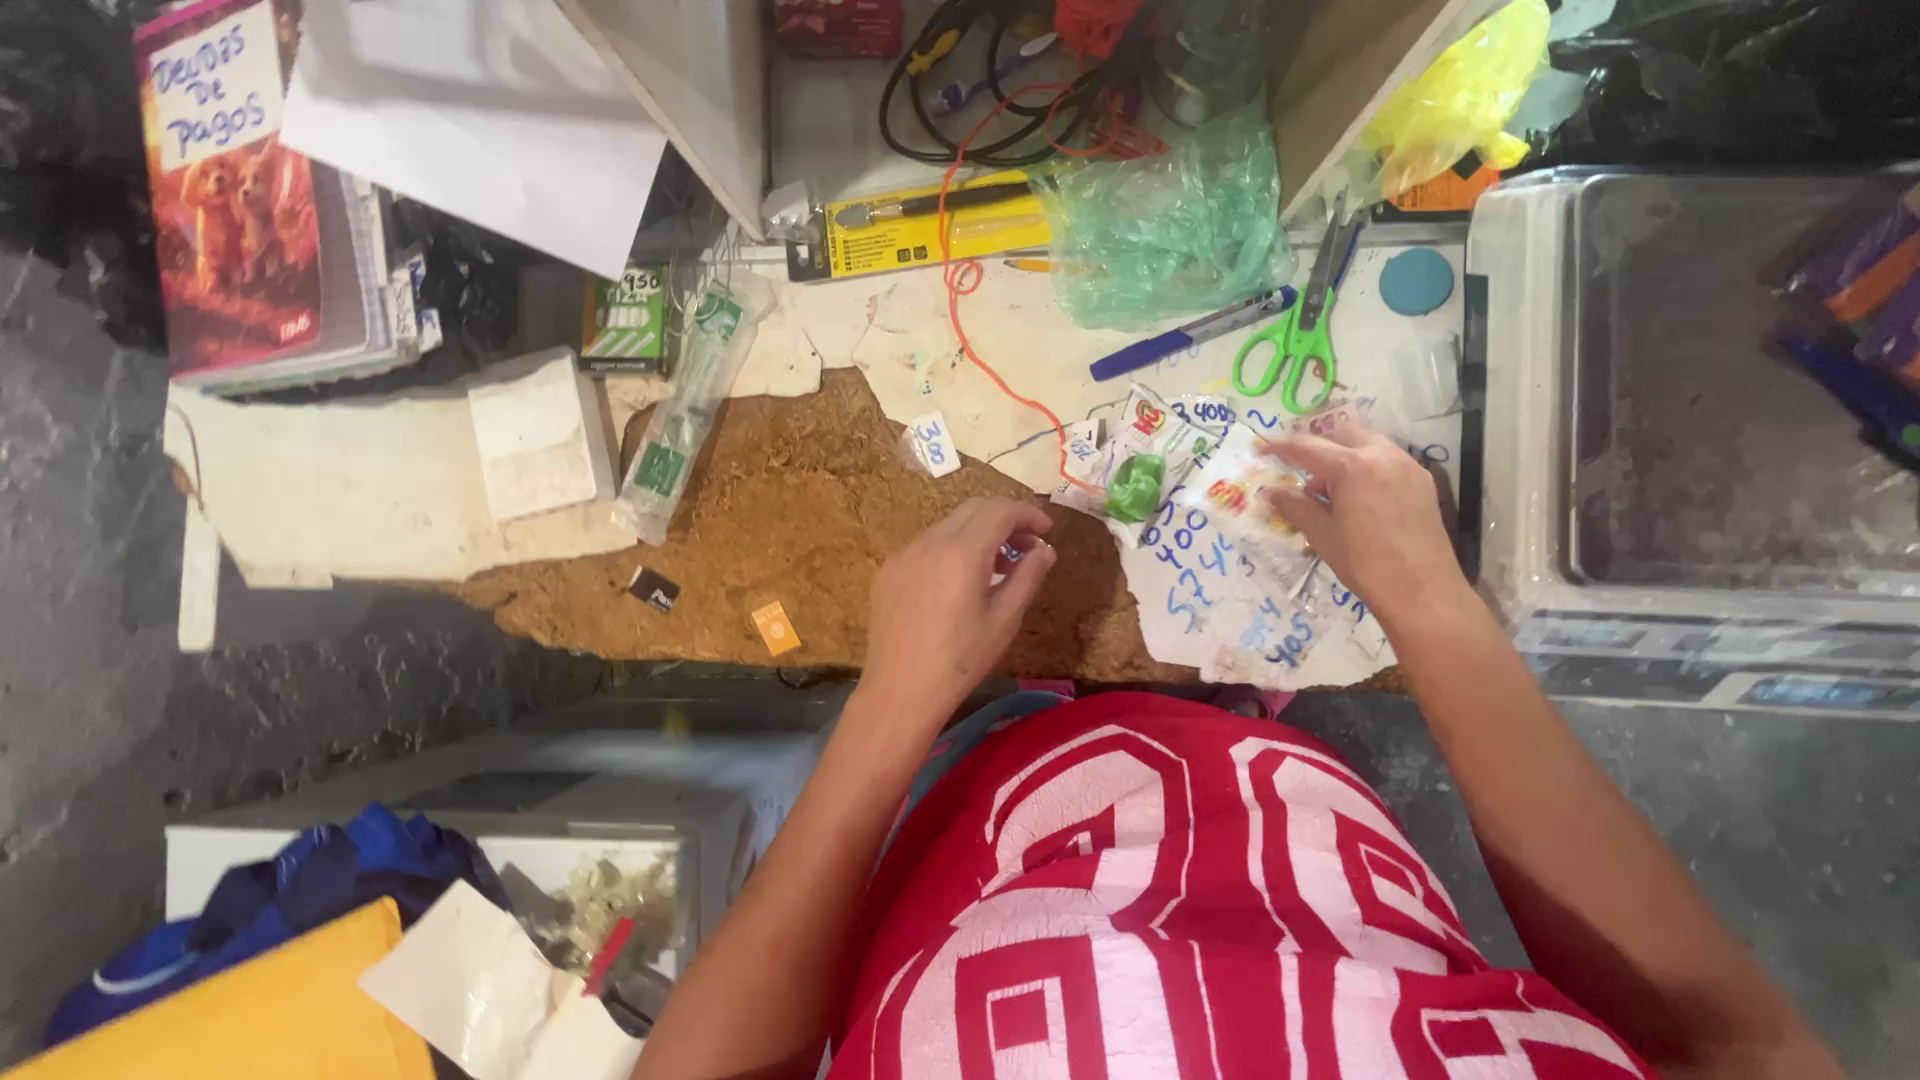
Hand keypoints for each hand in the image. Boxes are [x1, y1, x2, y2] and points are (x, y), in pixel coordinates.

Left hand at [856, 497, 1056, 726]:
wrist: (900, 690)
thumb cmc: (960, 661)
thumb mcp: (1004, 620)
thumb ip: (1028, 576)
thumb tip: (1044, 549)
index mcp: (962, 551)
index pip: (1000, 510)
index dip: (1028, 514)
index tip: (1046, 530)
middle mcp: (929, 542)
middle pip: (973, 508)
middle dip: (1005, 518)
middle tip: (1027, 545)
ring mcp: (904, 554)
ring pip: (948, 525)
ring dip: (978, 533)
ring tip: (997, 565)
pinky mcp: (888, 571)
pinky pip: (927, 545)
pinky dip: (951, 548)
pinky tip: (960, 581)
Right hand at [1262, 428, 1468, 626]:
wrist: (1422, 591)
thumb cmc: (1364, 563)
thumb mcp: (1322, 534)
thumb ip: (1295, 506)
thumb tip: (1272, 492)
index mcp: (1353, 466)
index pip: (1308, 447)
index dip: (1280, 447)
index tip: (1261, 448)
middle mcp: (1384, 456)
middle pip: (1342, 435)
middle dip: (1317, 446)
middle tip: (1297, 468)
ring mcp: (1408, 467)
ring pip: (1368, 445)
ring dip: (1343, 456)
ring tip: (1328, 490)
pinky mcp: (1422, 483)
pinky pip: (1387, 461)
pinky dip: (1366, 467)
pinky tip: (1357, 498)